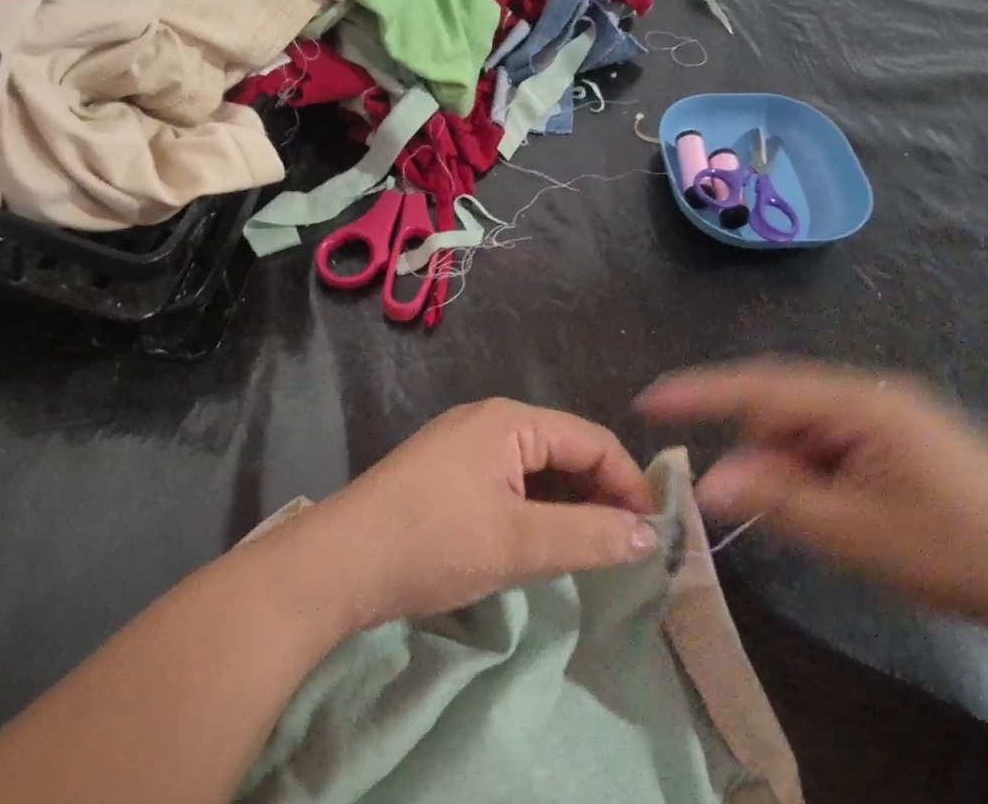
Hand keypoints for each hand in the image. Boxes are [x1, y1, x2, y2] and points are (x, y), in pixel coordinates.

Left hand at [308, 399, 661, 627]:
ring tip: (589, 552)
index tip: (652, 533)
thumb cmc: (432, 543)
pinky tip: (541, 545)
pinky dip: (534, 513)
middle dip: (600, 496)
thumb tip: (650, 536)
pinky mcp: (445, 476)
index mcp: (510, 421)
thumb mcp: (519, 543)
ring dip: (568, 508)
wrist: (334, 566)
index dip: (630, 484)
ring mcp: (462, 448)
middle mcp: (488, 423)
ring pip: (537, 472)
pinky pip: (508, 485)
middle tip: (624, 548)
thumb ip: (590, 536)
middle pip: (566, 452)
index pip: (594, 440)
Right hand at [637, 361, 987, 631]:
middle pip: (783, 408)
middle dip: (755, 450)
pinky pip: (833, 447)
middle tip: (735, 499)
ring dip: (787, 469)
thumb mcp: (857, 533)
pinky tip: (828, 512)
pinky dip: (814, 475)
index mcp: (862, 403)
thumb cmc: (957, 551)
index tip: (648, 401)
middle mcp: (872, 398)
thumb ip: (776, 500)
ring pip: (807, 431)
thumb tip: (706, 480)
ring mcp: (890, 419)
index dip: (701, 392)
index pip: (762, 386)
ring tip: (806, 519)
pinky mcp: (900, 444)